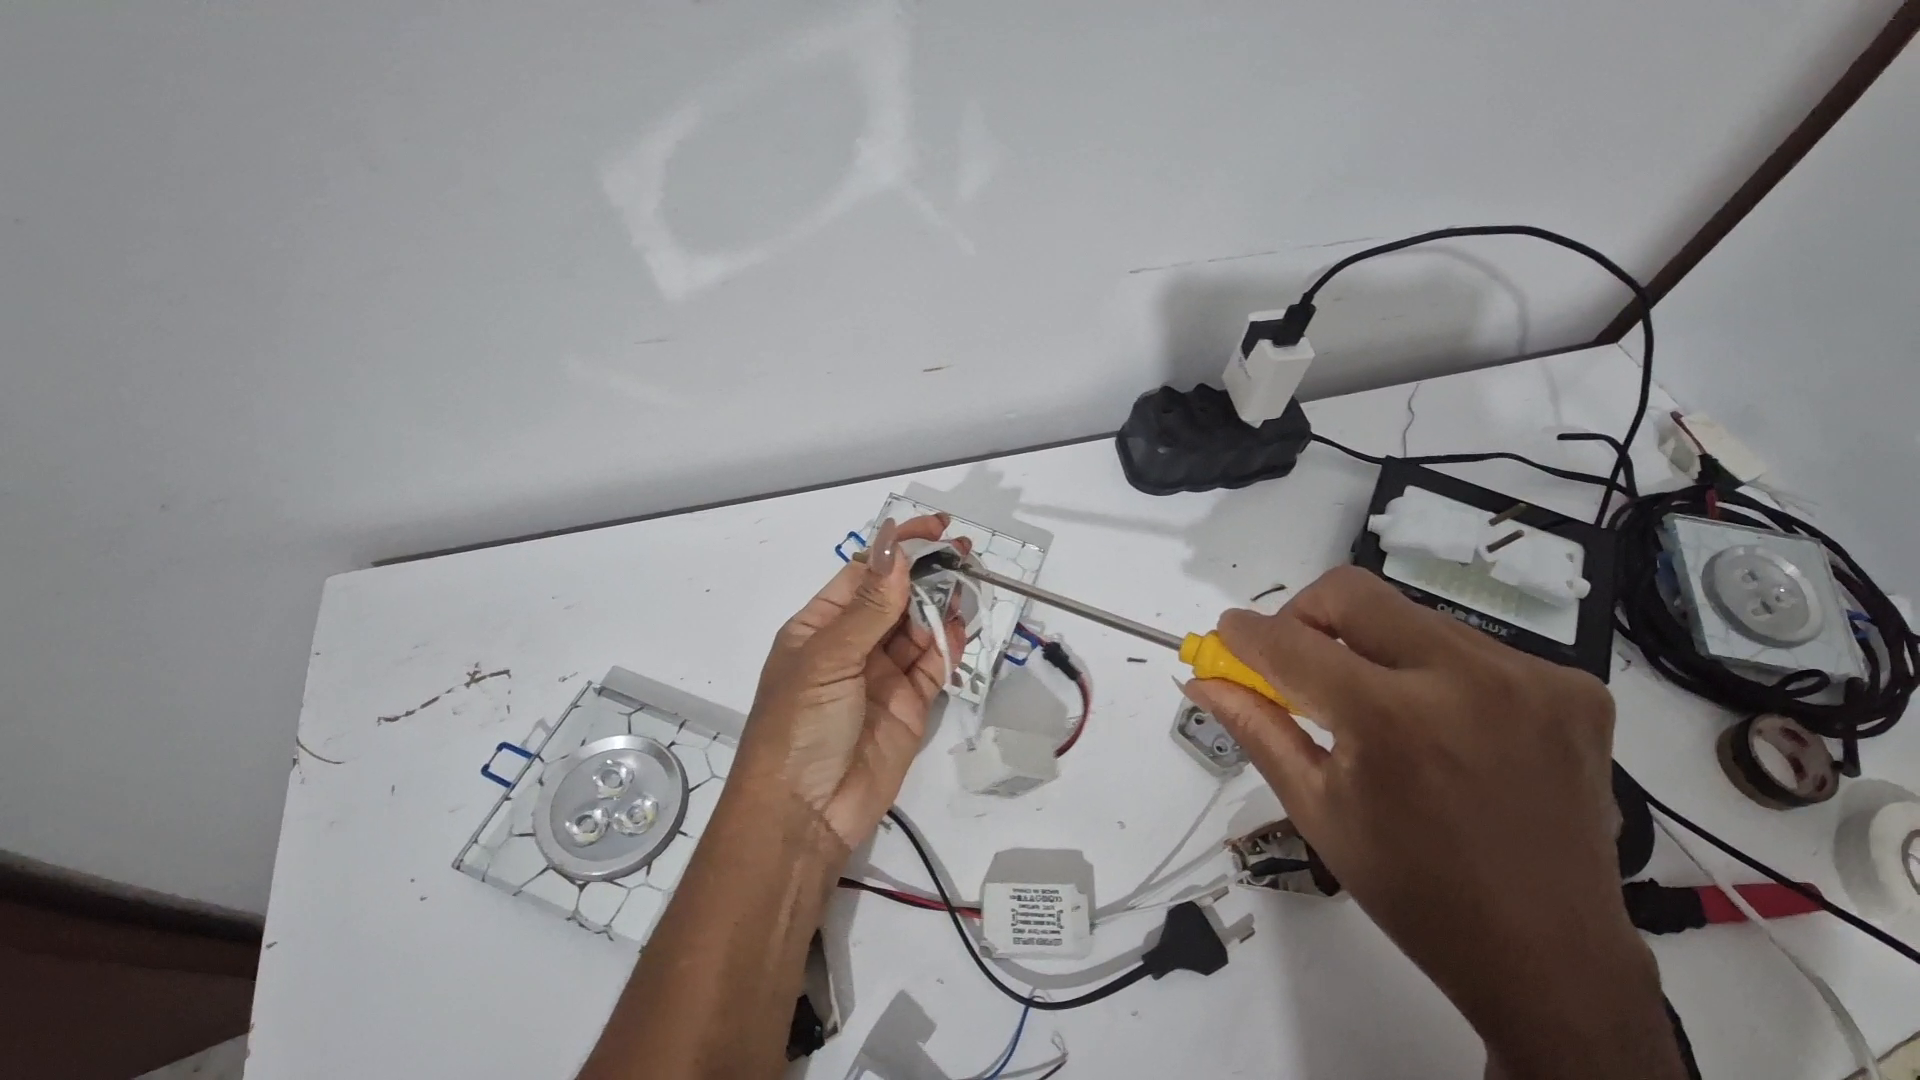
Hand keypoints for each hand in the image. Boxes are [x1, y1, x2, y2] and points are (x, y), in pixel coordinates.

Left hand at [732, 514, 966, 855]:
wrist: (805, 814)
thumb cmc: (799, 726)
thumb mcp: (827, 660)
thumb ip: (869, 608)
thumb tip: (895, 548)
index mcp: (818, 627)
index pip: (863, 574)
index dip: (895, 549)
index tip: (933, 528)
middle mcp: (850, 646)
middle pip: (894, 598)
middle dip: (925, 573)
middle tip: (963, 551)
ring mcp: (881, 676)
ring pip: (918, 628)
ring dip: (940, 604)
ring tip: (968, 581)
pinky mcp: (909, 706)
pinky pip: (933, 665)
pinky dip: (948, 644)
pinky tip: (959, 624)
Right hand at [1184, 566, 1681, 1078]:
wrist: (1548, 954)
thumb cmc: (1412, 890)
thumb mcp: (1316, 809)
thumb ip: (1257, 727)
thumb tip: (1202, 679)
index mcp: (1389, 720)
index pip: (1291, 641)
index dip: (1246, 633)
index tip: (1228, 635)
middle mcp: (1464, 677)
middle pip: (1353, 592)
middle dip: (1305, 615)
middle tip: (1298, 661)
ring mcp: (1529, 677)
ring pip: (1413, 616)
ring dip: (1375, 645)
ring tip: (1378, 706)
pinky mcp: (1572, 688)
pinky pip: (1475, 647)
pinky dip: (1438, 670)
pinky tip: (1445, 725)